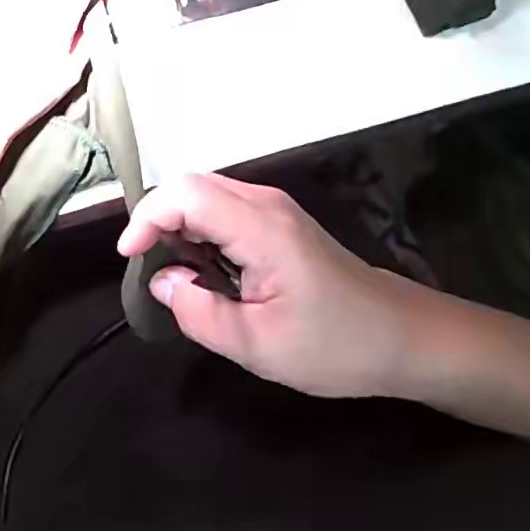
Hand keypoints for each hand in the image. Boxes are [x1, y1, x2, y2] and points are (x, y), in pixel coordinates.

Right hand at [115, 173, 427, 398]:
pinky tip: (203, 266)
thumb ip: (200, 312)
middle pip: (192, 184)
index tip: (131, 256)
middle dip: (159, 218)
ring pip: (205, 192)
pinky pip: (223, 207)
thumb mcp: (258, 346)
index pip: (187, 194)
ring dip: (178, 223)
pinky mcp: (277, 218)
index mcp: (261, 227)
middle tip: (150, 266)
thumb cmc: (334, 344)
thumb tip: (162, 280)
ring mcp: (273, 207)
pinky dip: (199, 227)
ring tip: (174, 271)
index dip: (149, 216)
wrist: (397, 333)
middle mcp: (265, 203)